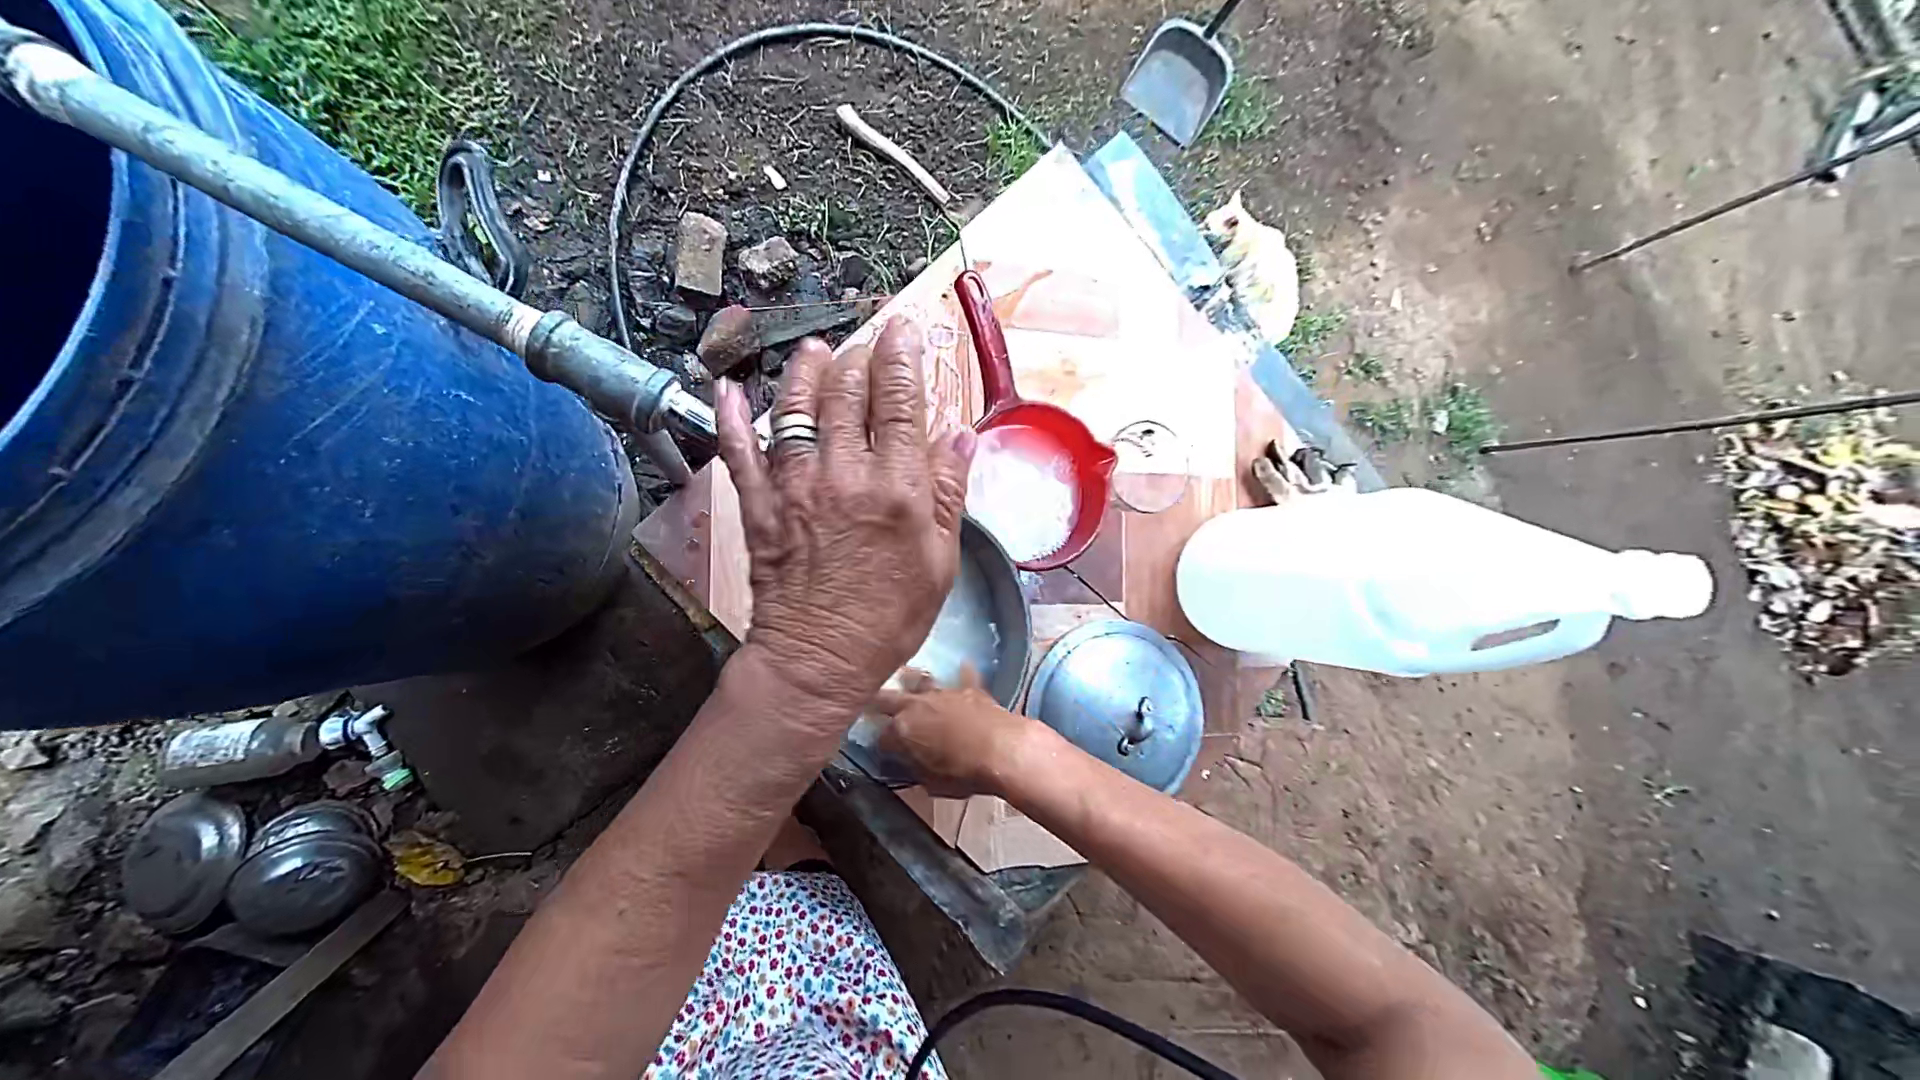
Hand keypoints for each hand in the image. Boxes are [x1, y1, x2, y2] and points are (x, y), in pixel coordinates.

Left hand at [714, 318, 976, 718]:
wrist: (819, 660)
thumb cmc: (889, 617)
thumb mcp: (940, 562)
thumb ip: (950, 494)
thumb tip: (960, 437)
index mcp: (896, 489)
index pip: (899, 402)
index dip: (902, 358)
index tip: (904, 332)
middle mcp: (843, 476)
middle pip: (846, 394)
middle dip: (858, 358)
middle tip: (866, 345)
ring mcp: (794, 487)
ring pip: (795, 409)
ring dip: (805, 372)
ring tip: (815, 351)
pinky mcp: (758, 506)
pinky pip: (739, 452)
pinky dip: (731, 418)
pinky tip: (729, 390)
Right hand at [872, 668, 1046, 797]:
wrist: (1002, 749)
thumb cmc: (963, 773)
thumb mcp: (931, 783)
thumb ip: (915, 767)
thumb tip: (908, 761)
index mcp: (900, 731)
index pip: (880, 737)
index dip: (880, 744)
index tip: (883, 748)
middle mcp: (915, 705)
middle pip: (887, 699)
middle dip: (878, 701)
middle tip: (870, 700)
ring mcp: (942, 693)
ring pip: (919, 680)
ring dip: (912, 680)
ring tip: (905, 675)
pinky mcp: (968, 688)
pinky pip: (963, 676)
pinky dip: (962, 673)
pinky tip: (964, 664)